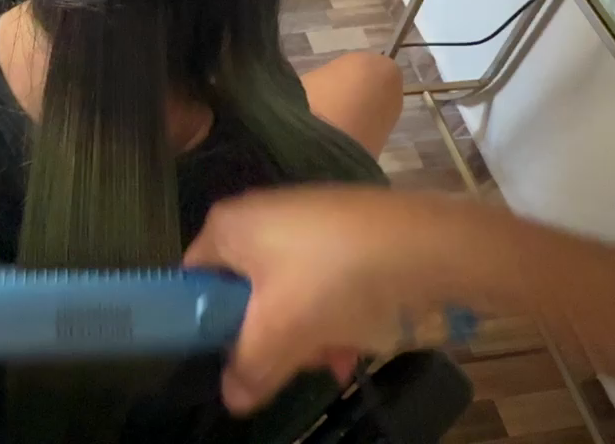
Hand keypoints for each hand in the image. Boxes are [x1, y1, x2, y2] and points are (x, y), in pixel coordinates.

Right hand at [183, 186, 496, 413]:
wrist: (422, 243)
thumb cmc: (333, 276)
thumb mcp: (283, 329)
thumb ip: (249, 365)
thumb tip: (230, 398)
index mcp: (227, 226)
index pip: (193, 279)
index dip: (204, 323)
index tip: (229, 358)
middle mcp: (255, 216)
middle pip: (241, 291)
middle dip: (266, 336)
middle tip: (291, 362)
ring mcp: (298, 221)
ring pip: (283, 292)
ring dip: (303, 333)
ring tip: (334, 357)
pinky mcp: (334, 231)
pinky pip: (315, 280)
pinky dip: (328, 313)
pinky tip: (353, 342)